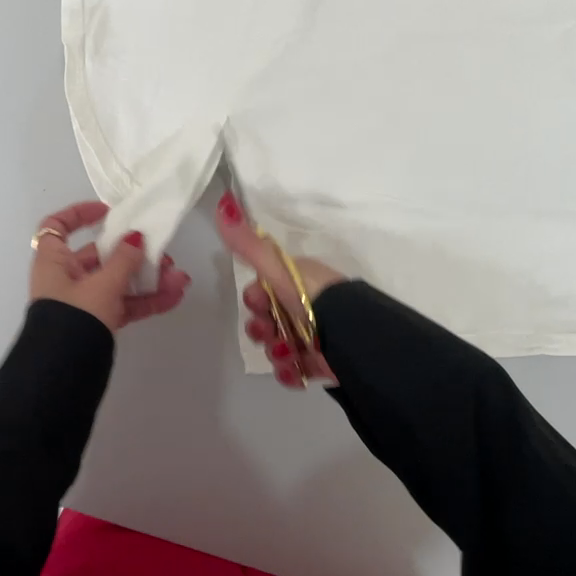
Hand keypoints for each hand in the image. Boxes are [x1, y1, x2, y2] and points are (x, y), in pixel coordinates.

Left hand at [29, 201, 189, 331]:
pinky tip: (174, 296)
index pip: (57, 226)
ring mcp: (82, 302)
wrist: (64, 373)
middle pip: (99, 255)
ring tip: (179, 278)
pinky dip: (146, 300)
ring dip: (147, 278)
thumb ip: (123, 260)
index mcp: (53, 260)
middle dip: (133, 254)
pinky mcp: (98, 323)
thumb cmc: (75, 317)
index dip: (78, 214)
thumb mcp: (102, 285)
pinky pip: (124, 304)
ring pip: (117, 282)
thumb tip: (136, 237)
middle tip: (162, 254)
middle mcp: (65, 277)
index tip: (107, 212)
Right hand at [214, 192, 345, 387]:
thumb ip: (248, 243)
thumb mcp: (277, 267)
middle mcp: (305, 307)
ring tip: (288, 354)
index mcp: (297, 281)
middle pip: (266, 321)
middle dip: (262, 330)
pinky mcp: (321, 363)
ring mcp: (313, 337)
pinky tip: (294, 370)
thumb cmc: (313, 297)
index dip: (254, 301)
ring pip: (277, 346)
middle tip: (271, 333)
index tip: (258, 304)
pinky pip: (294, 370)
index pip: (262, 292)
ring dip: (275, 353)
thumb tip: (223, 202)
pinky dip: (290, 373)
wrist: (351, 336)